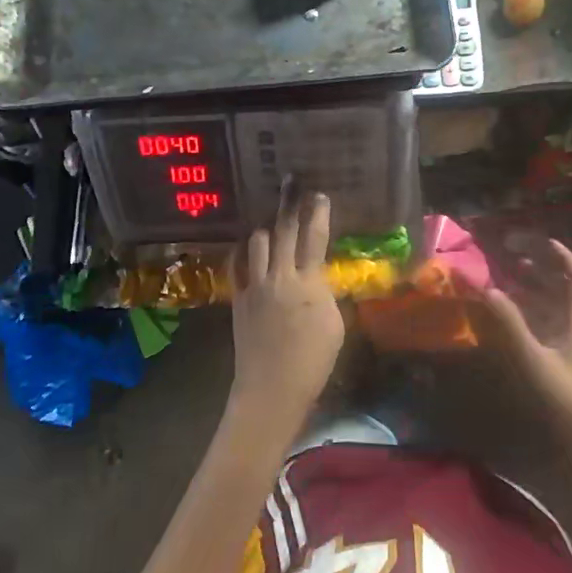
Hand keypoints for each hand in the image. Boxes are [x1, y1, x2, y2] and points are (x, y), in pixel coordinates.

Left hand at [228, 187, 344, 428]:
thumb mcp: (334, 326)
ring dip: (267, 227)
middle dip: (289, 204)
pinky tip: (248, 246)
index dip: (317, 213)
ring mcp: (255, 286)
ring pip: (257, 241)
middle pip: (284, 231)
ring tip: (272, 218)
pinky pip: (237, 264)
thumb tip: (318, 279)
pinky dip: (244, 251)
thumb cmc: (313, 362)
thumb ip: (325, 294)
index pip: (314, 238)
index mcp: (308, 283)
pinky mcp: (238, 298)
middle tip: (292, 184)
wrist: (272, 388)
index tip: (319, 194)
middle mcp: (279, 277)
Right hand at [477, 239, 571, 456]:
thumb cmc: (568, 406)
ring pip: (559, 309)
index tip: (537, 239)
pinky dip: (534, 314)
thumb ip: (510, 324)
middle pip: (568, 290)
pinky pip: (553, 328)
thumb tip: (487, 288)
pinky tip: (513, 317)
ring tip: (508, 277)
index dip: (561, 256)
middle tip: (512, 254)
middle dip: (543, 268)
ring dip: (537, 290)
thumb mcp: (535, 362)